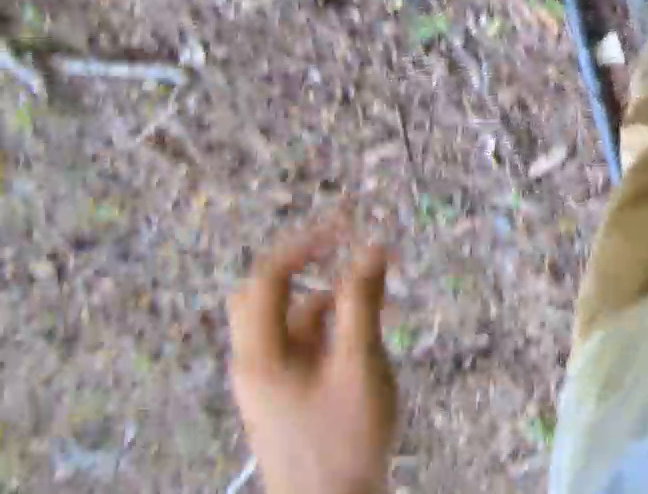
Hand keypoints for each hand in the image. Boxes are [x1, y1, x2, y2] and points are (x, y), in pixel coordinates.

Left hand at [227, 220, 397, 493]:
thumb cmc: (343, 432)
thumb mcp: (360, 362)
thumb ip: (363, 303)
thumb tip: (372, 246)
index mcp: (260, 354)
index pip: (268, 279)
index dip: (306, 243)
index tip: (351, 221)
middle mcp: (258, 361)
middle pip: (267, 295)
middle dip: (310, 263)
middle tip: (355, 241)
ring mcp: (273, 378)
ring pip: (294, 317)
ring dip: (333, 292)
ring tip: (384, 284)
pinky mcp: (293, 391)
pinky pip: (309, 340)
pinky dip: (338, 319)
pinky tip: (374, 322)